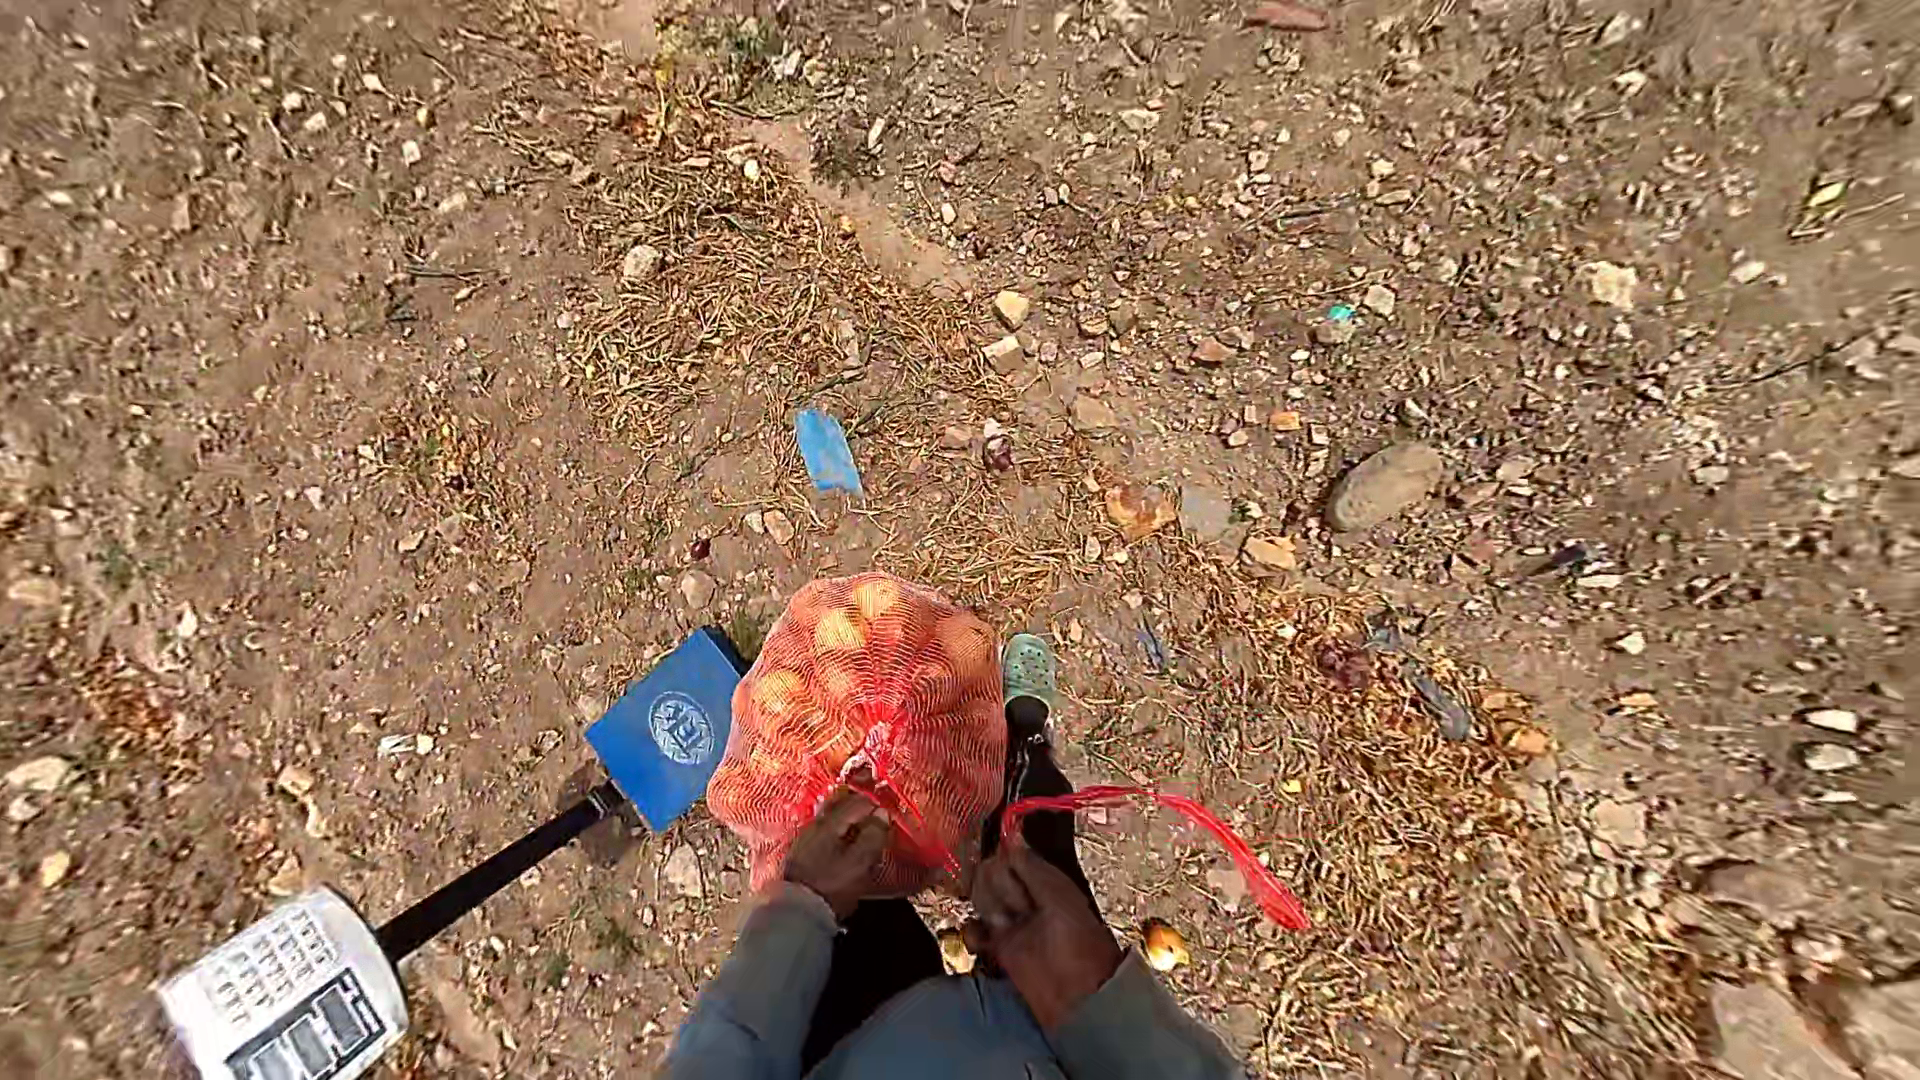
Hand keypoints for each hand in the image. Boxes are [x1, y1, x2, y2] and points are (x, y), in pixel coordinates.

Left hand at [782, 787, 890, 919]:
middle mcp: (816, 823)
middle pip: (842, 806)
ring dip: (848, 823)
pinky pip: (824, 834)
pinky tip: (844, 846)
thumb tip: (882, 814)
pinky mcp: (800, 853)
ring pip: (832, 820)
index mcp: (830, 822)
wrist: (796, 915)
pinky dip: (838, 835)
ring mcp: (805, 838)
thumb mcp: (860, 862)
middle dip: (860, 810)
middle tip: (876, 820)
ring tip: (862, 834)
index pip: (858, 803)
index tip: (888, 815)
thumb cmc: (832, 886)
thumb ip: (873, 835)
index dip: (876, 806)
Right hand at [964, 844, 1122, 1029]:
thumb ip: (1033, 868)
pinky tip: (982, 940)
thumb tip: (1012, 838)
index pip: (1006, 856)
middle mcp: (1023, 893)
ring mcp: (1011, 919)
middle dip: (998, 889)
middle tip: (1019, 910)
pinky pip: (975, 929)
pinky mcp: (1001, 947)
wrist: (1080, 998)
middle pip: (987, 873)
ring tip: (1007, 926)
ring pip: (979, 896)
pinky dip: (974, 932)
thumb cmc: (1078, 942)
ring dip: (989, 908)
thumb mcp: (1060, 897)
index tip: (1017, 886)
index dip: (1005, 868)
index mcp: (1040, 878)